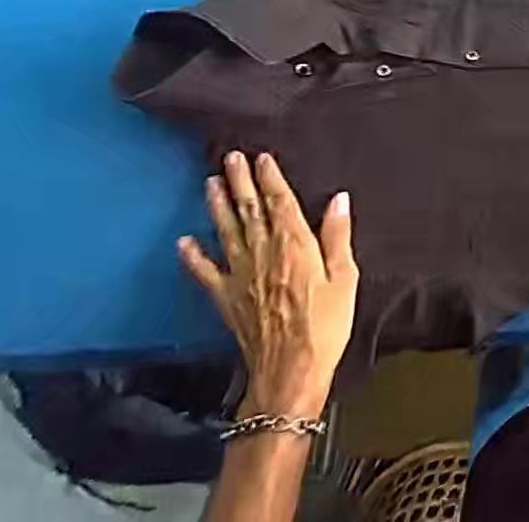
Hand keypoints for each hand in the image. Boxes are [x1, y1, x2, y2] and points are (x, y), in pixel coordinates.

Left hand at [178, 150, 358, 418]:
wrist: (290, 371)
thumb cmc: (327, 322)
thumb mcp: (345, 277)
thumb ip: (338, 235)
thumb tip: (339, 198)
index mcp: (295, 244)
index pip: (280, 203)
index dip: (270, 178)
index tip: (262, 158)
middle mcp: (263, 253)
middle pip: (249, 211)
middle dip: (240, 182)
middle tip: (230, 158)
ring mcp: (240, 276)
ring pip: (226, 232)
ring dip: (218, 206)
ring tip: (210, 183)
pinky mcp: (226, 299)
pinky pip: (205, 273)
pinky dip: (193, 257)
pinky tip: (183, 242)